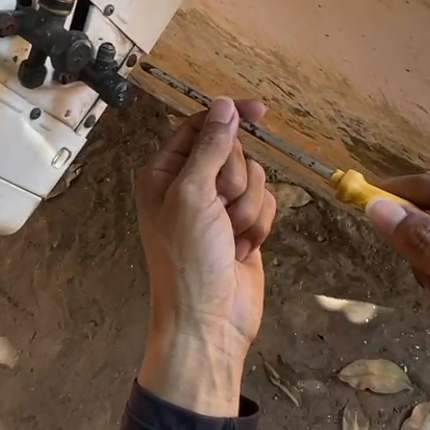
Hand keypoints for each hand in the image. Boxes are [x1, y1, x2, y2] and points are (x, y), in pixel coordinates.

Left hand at [133, 97, 275, 415]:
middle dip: (235, 178)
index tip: (260, 111)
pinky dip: (258, 225)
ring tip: (230, 236)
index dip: (227, 117)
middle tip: (220, 208)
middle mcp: (189, 185)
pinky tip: (242, 250)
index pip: (198, 127)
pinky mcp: (242, 226)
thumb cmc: (188, 259)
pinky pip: (265, 204)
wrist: (209, 323)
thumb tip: (223, 105)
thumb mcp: (193, 195)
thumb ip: (210, 147)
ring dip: (248, 207)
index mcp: (164, 172)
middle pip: (231, 151)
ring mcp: (217, 207)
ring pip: (253, 177)